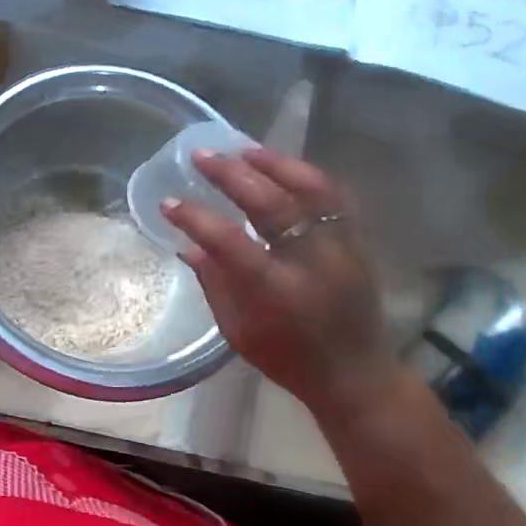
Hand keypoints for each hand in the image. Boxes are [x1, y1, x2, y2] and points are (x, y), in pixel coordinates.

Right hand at [162, 148, 401, 419]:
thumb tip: (190, 244)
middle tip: (202, 156)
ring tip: (242, 149)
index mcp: (275, 292)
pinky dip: (306, 176)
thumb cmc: (286, 359)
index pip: (229, 242)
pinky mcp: (357, 243)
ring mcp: (340, 249)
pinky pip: (334, 197)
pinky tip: (283, 167)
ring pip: (311, 190)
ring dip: (274, 164)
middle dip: (232, 175)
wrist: (355, 376)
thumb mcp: (237, 330)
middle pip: (272, 204)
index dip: (196, 218)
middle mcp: (312, 263)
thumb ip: (215, 282)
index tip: (168, 203)